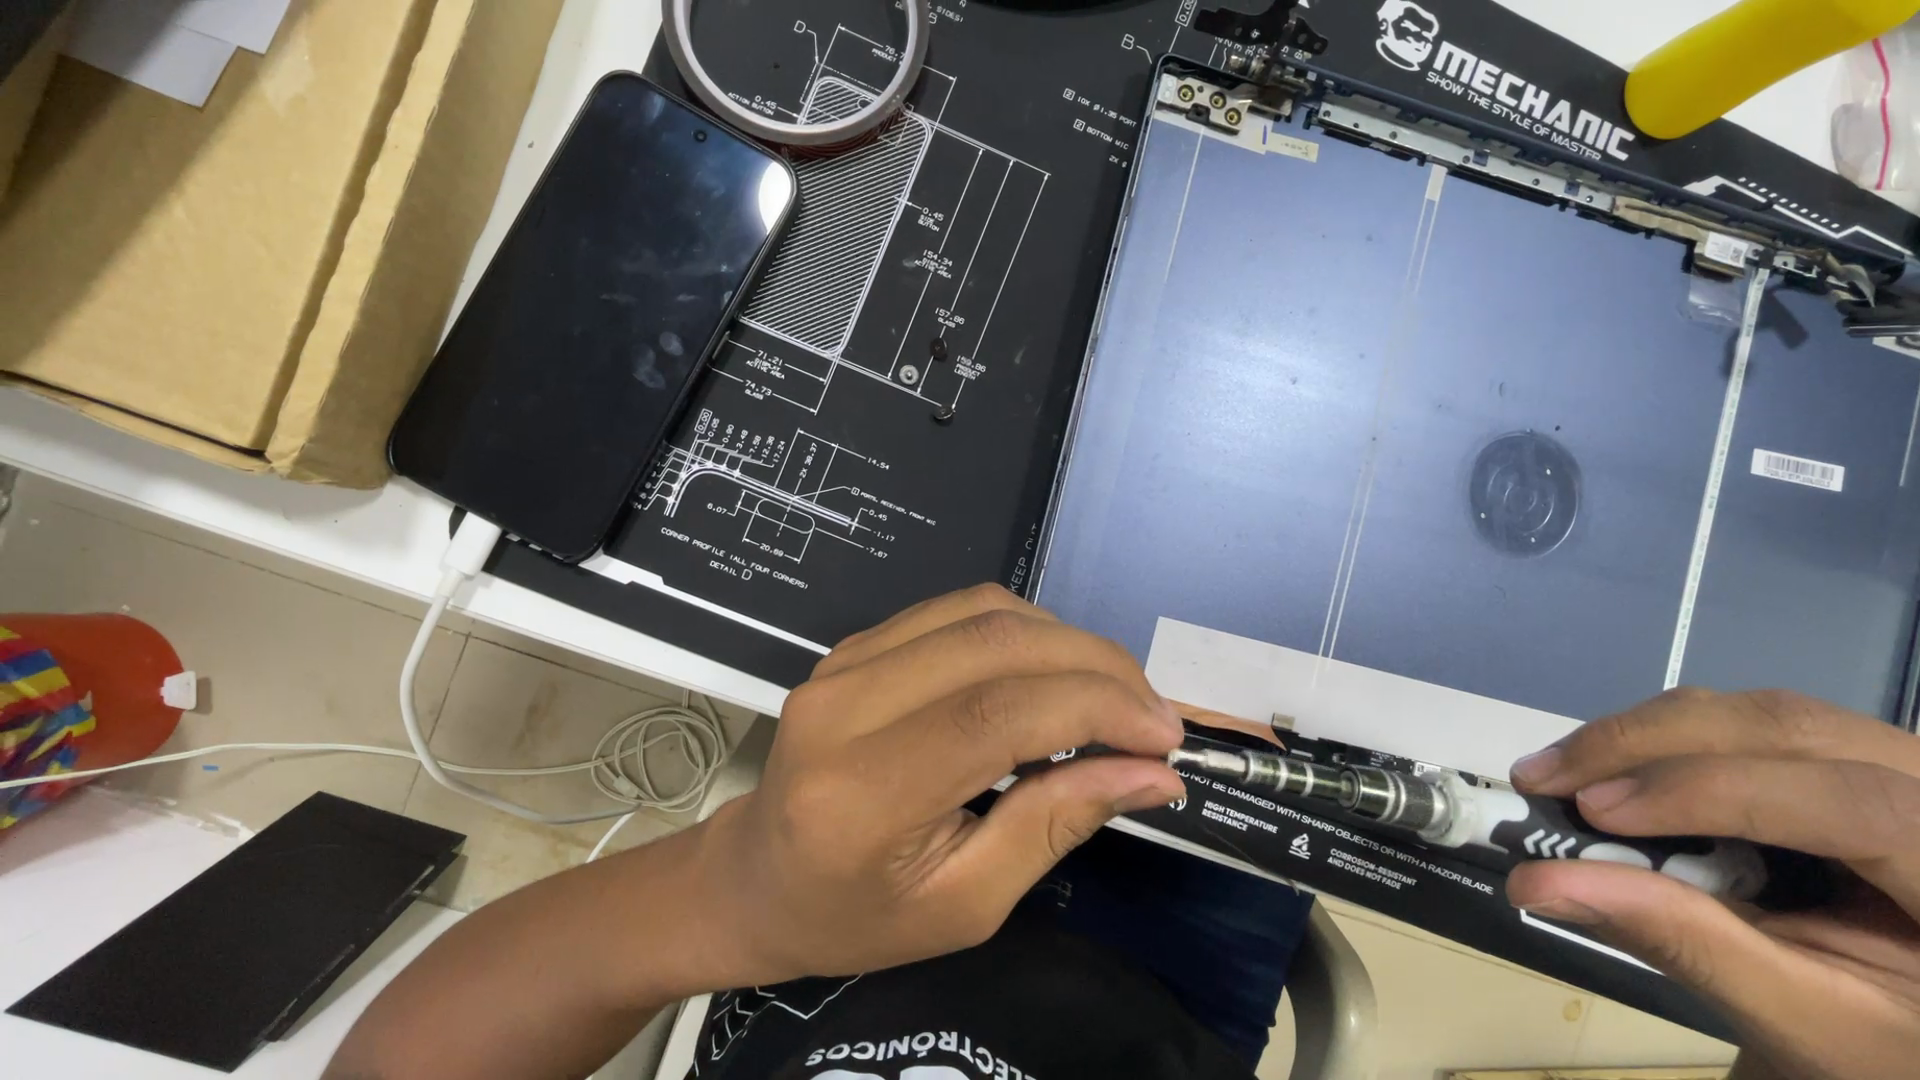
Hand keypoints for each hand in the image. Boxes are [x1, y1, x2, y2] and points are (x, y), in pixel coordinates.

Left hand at [691, 585, 1186, 983]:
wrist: (758, 878)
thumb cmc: (856, 915)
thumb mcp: (964, 904)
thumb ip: (1054, 826)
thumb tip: (1151, 773)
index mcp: (861, 792)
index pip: (996, 714)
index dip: (1095, 707)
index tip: (1163, 737)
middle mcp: (843, 705)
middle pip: (995, 642)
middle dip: (1096, 665)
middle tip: (1151, 714)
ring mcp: (842, 662)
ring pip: (981, 611)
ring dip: (1066, 640)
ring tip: (1112, 694)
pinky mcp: (853, 645)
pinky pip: (955, 611)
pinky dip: (1023, 630)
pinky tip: (1053, 671)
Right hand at [1505, 688, 1919, 1079]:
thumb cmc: (1888, 1048)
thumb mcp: (1805, 1021)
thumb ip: (1685, 944)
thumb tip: (1534, 882)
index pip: (1855, 804)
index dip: (1712, 794)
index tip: (1591, 813)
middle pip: (1784, 729)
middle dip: (1643, 745)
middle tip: (1538, 781)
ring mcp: (1902, 766)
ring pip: (1753, 712)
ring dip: (1638, 736)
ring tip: (1556, 773)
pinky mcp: (1849, 758)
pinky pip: (1743, 723)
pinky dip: (1658, 741)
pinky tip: (1605, 770)